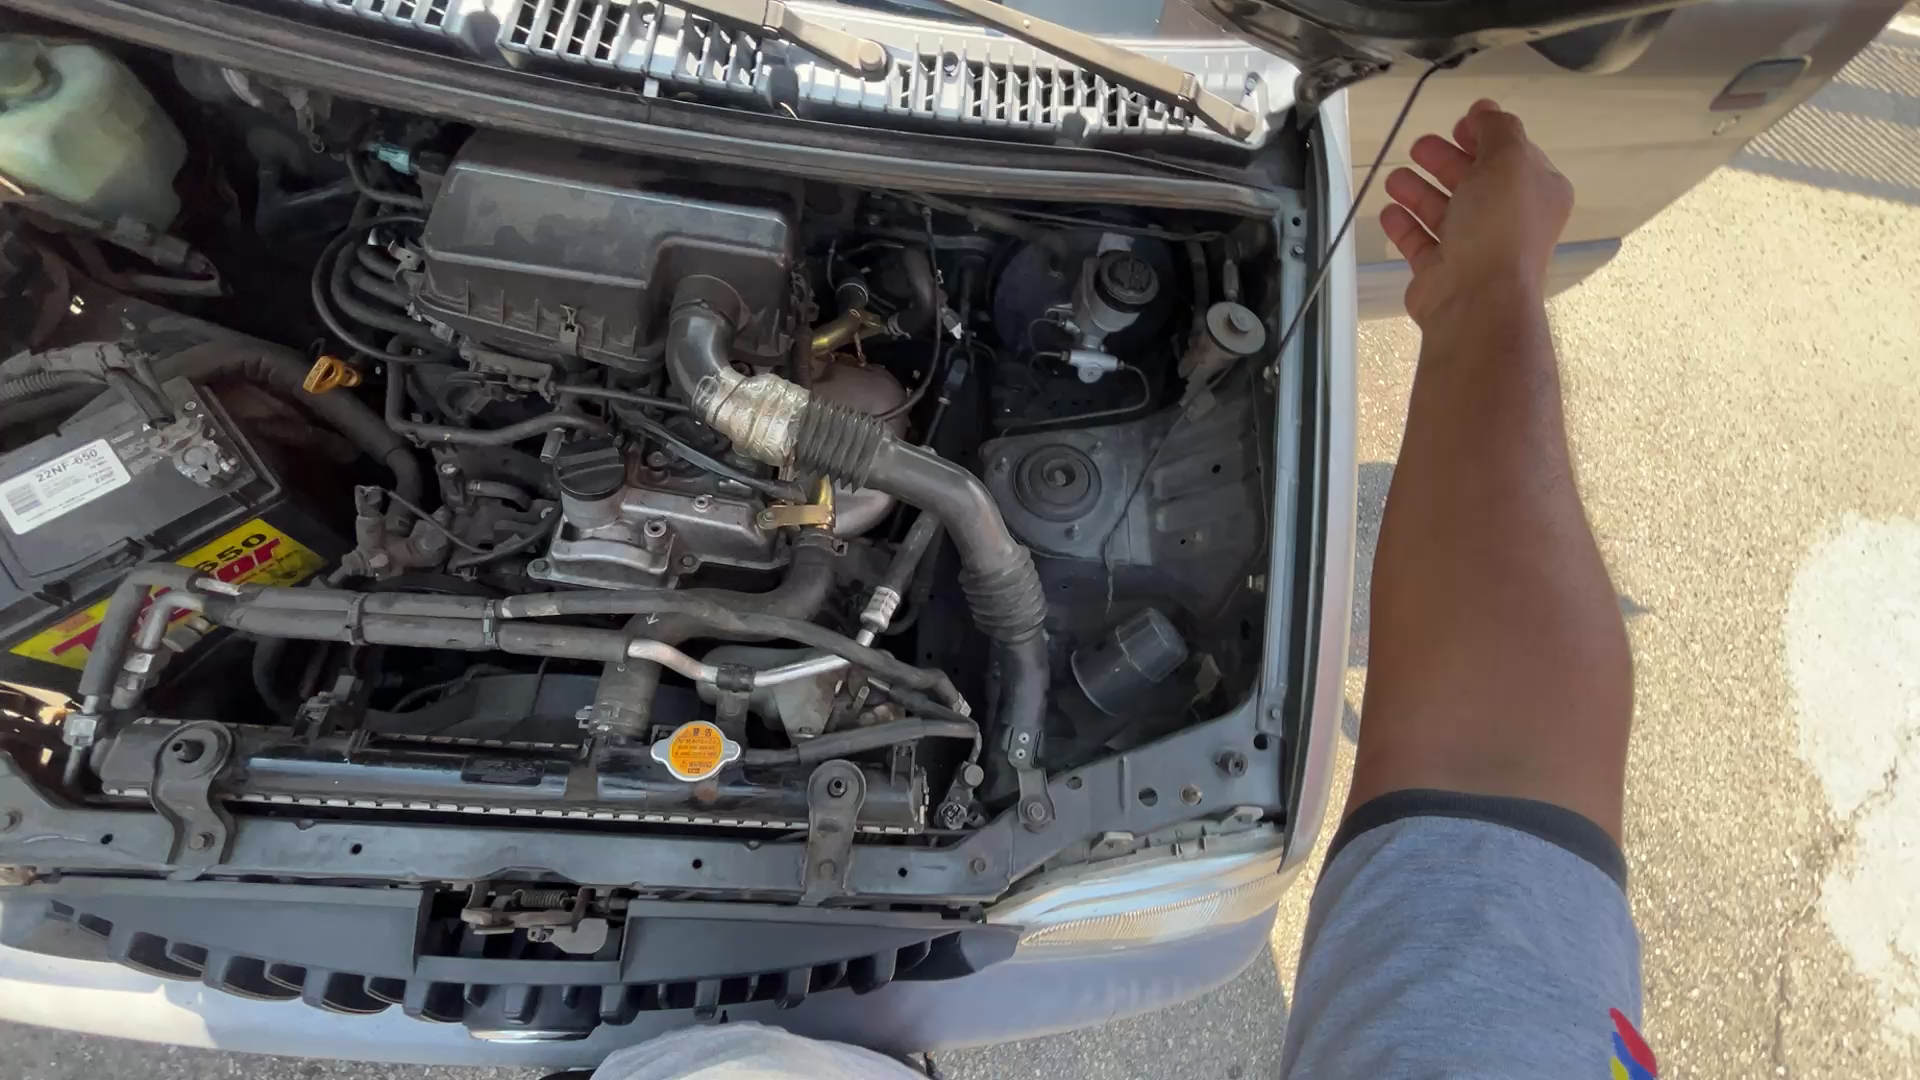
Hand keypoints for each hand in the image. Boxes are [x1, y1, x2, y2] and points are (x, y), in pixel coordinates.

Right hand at [1381, 100, 1573, 327]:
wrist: (1475, 297)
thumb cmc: (1498, 226)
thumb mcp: (1508, 161)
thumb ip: (1497, 130)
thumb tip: (1484, 113)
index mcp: (1534, 190)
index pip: (1510, 155)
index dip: (1484, 136)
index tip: (1459, 121)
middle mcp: (1504, 217)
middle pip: (1471, 181)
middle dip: (1445, 161)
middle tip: (1418, 146)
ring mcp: (1470, 246)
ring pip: (1441, 210)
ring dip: (1418, 191)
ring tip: (1394, 176)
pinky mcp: (1438, 269)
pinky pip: (1419, 241)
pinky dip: (1404, 224)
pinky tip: (1388, 211)